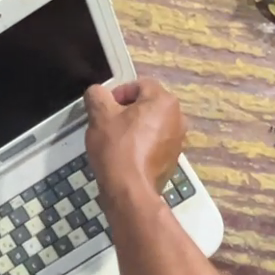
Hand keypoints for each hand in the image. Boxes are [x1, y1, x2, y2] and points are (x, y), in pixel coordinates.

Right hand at [84, 78, 184, 206]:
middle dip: (125, 111)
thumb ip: (97, 95)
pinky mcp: (172, 159)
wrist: (130, 190)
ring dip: (133, 129)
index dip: (117, 93)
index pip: (138, 85)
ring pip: (150, 125)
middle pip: (146, 105)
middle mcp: (177, 117)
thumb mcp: (99, 115)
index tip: (104, 109)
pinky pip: (154, 144)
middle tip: (107, 124)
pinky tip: (124, 156)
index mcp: (163, 101)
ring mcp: (177, 140)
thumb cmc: (116, 147)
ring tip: (114, 142)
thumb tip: (97, 93)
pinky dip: (140, 145)